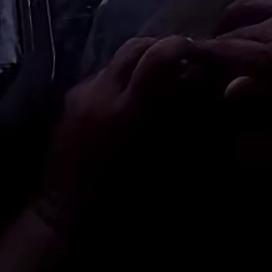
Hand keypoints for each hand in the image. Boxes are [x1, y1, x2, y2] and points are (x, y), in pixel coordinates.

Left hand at [35, 35, 203, 230]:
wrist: (70, 225)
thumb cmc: (129, 208)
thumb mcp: (171, 169)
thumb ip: (187, 125)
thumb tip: (201, 91)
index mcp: (129, 110)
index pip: (159, 56)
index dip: (182, 48)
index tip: (198, 56)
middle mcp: (102, 93)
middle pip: (136, 46)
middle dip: (161, 49)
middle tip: (180, 64)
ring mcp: (82, 94)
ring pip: (117, 58)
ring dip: (140, 63)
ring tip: (156, 83)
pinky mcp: (69, 101)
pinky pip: (101, 77)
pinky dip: (121, 81)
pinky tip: (130, 102)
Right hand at [195, 0, 271, 106]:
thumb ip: (260, 93)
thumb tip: (227, 89)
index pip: (227, 49)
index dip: (200, 50)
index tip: (180, 50)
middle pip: (235, 30)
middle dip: (214, 40)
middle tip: (201, 52)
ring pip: (249, 4)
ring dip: (232, 17)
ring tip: (224, 32)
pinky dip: (259, 2)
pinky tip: (255, 14)